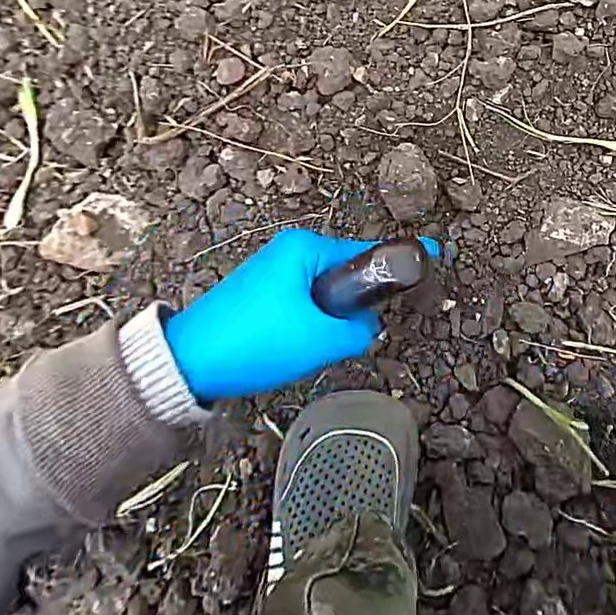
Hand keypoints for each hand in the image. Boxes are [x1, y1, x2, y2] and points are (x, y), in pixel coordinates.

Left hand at [163, 230, 440, 403]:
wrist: (181, 367)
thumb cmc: (255, 342)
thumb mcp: (319, 339)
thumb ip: (358, 331)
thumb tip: (370, 328)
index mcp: (305, 247)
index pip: (365, 251)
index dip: (400, 260)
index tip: (434, 254)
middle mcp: (289, 250)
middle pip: (346, 273)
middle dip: (356, 302)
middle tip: (360, 328)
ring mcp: (273, 270)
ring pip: (324, 291)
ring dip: (331, 315)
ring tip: (322, 342)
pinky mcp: (260, 293)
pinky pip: (304, 300)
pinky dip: (312, 319)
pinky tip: (303, 343)